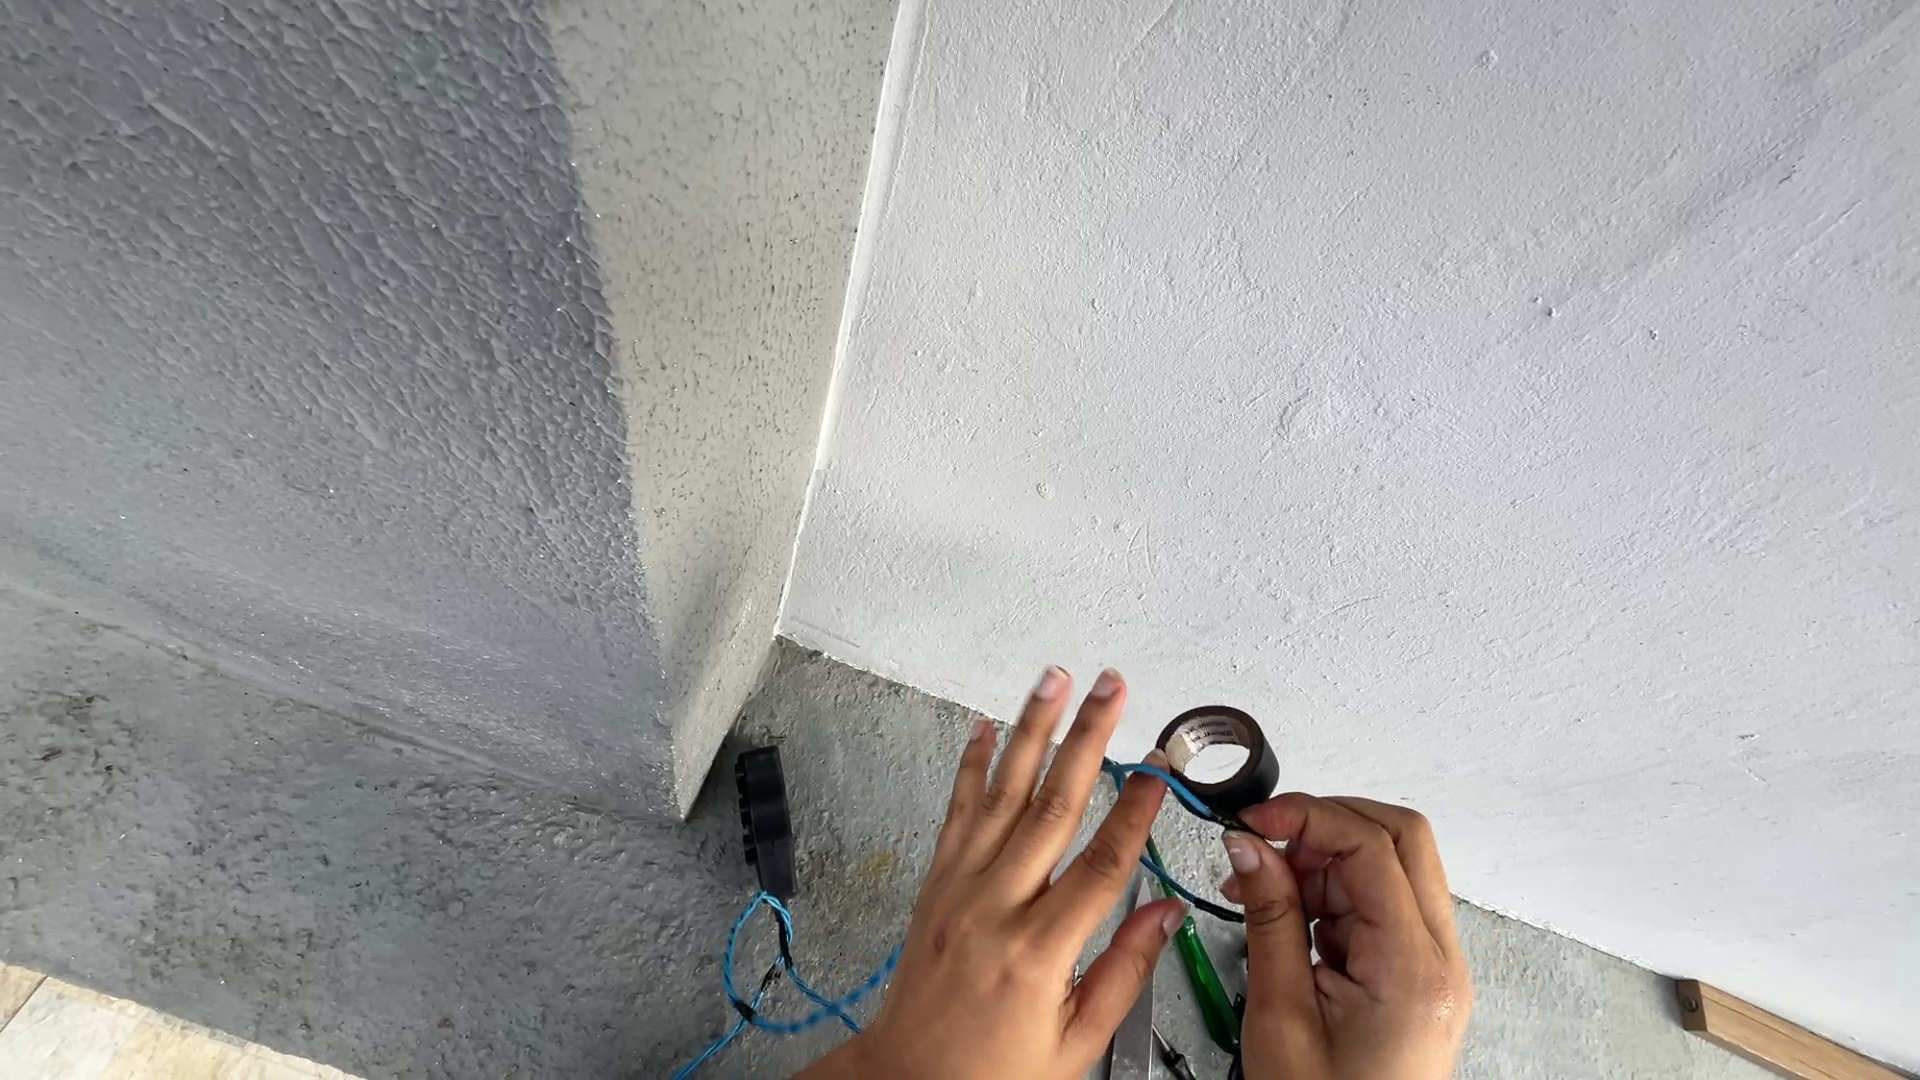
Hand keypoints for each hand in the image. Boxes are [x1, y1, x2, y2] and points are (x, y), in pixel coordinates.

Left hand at [796, 667, 1186, 1079]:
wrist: (908, 1077)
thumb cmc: (994, 1070)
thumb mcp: (1075, 1043)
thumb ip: (1124, 971)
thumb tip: (1165, 912)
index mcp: (1040, 949)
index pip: (1103, 863)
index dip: (1136, 809)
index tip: (1159, 766)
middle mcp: (998, 902)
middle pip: (1054, 804)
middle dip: (1087, 737)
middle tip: (1111, 689)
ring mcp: (962, 881)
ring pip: (1003, 790)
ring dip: (1031, 728)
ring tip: (1054, 681)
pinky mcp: (937, 874)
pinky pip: (957, 808)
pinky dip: (972, 763)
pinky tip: (987, 726)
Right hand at [1221, 795, 1470, 1079]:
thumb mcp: (1280, 1012)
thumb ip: (1269, 915)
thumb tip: (1246, 841)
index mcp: (1412, 968)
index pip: (1372, 846)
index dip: (1307, 815)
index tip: (1250, 822)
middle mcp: (1436, 955)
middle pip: (1399, 837)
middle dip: (1325, 822)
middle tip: (1266, 842)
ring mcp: (1429, 959)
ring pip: (1383, 860)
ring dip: (1319, 857)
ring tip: (1262, 890)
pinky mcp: (1411, 966)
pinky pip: (1372, 894)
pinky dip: (1324, 886)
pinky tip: (1283, 911)